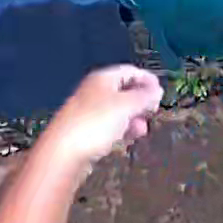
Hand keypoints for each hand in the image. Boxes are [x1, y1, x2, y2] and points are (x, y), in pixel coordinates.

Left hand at [40, 65, 163, 167]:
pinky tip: (128, 138)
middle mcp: (94, 90)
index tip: (159, 89)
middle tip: (153, 110)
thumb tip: (156, 89)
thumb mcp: (125, 106)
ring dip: (133, 117)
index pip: (129, 71)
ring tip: (143, 128)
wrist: (63, 152)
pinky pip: (109, 124)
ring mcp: (88, 110)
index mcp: (103, 78)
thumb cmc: (93, 124)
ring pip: (117, 109)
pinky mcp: (85, 130)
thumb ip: (143, 97)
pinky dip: (122, 128)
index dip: (146, 79)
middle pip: (123, 90)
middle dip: (140, 100)